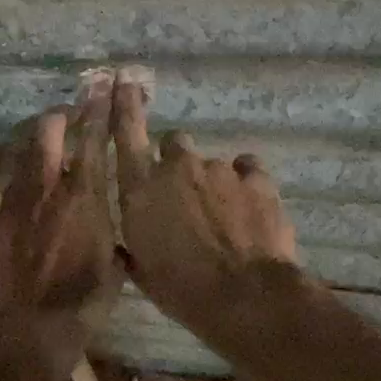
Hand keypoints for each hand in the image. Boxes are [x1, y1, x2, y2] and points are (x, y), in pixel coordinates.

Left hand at [0, 74, 123, 373]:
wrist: (30, 324)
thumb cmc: (82, 301)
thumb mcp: (114, 269)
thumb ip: (113, 240)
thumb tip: (114, 238)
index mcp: (87, 196)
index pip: (95, 140)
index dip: (101, 110)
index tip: (107, 87)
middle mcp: (52, 187)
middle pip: (55, 132)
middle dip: (68, 111)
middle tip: (79, 100)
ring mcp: (21, 198)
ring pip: (30, 150)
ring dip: (44, 136)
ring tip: (54, 128)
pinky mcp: (1, 213)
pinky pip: (15, 178)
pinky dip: (27, 167)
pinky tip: (32, 171)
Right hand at [112, 73, 299, 331]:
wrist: (246, 298)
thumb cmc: (182, 290)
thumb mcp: (142, 270)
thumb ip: (133, 243)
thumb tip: (125, 243)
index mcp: (140, 189)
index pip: (125, 133)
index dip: (124, 106)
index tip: (124, 82)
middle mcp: (176, 168)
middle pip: (173, 141)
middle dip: (176, 159)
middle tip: (183, 191)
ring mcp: (218, 169)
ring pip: (211, 162)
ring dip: (213, 181)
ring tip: (223, 216)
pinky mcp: (256, 179)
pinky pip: (246, 170)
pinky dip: (245, 184)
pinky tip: (248, 208)